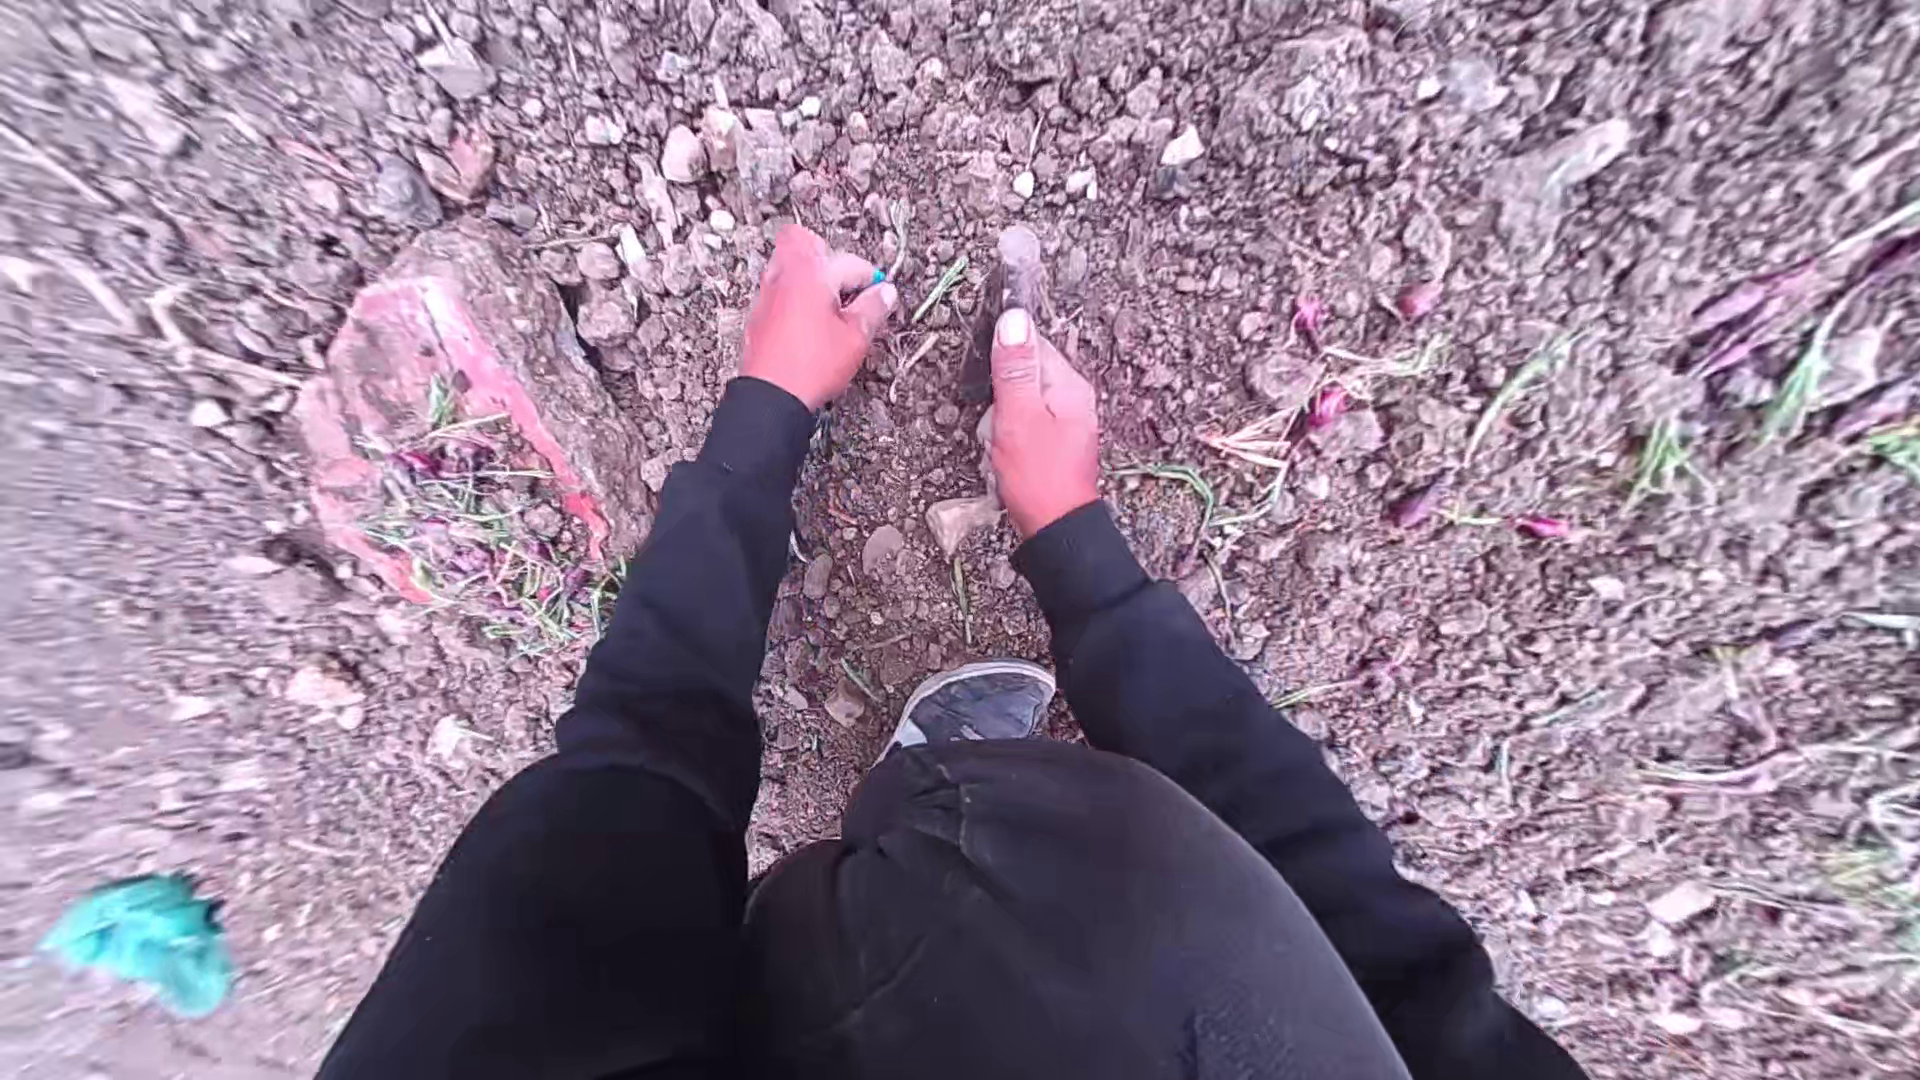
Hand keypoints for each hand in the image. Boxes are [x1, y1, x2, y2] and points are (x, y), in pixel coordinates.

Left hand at [741, 224, 897, 409]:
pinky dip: (796, 299)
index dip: (872, 281)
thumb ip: (873, 309)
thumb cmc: (812, 366)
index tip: (881, 298)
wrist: (773, 396)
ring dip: (812, 279)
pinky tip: (811, 327)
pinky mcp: (759, 316)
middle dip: (829, 257)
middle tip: (848, 288)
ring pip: (788, 266)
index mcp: (812, 273)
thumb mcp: (855, 338)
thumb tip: (886, 293)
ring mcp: (767, 294)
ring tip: (832, 310)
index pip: (851, 262)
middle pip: (803, 241)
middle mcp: (784, 275)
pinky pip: (779, 292)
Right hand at [989, 308, 1099, 536]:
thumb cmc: (1038, 479)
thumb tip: (1013, 319)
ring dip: (1001, 423)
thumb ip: (1015, 369)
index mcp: (1069, 386)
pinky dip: (1008, 439)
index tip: (992, 385)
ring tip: (1005, 447)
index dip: (1004, 361)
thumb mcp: (1018, 417)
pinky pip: (1021, 426)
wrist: (1054, 530)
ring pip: (1017, 404)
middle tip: (1002, 426)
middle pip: (1023, 376)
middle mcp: (1072, 399)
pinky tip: (1008, 457)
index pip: (1032, 345)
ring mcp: (1064, 423)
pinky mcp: (1052, 443)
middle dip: (1001, 399)